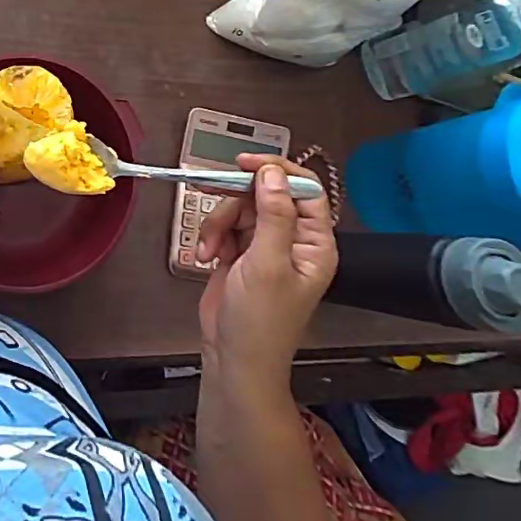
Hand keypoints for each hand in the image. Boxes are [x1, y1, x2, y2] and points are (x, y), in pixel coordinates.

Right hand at [195, 156, 337, 388]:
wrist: (233, 357)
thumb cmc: (259, 319)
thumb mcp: (266, 263)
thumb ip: (272, 214)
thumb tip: (272, 173)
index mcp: (313, 243)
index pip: (302, 190)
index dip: (275, 171)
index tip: (244, 163)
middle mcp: (292, 240)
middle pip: (263, 195)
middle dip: (235, 200)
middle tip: (209, 190)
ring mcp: (263, 246)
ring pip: (239, 209)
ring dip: (218, 224)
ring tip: (209, 251)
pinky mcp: (239, 254)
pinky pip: (224, 227)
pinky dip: (211, 237)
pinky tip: (206, 258)